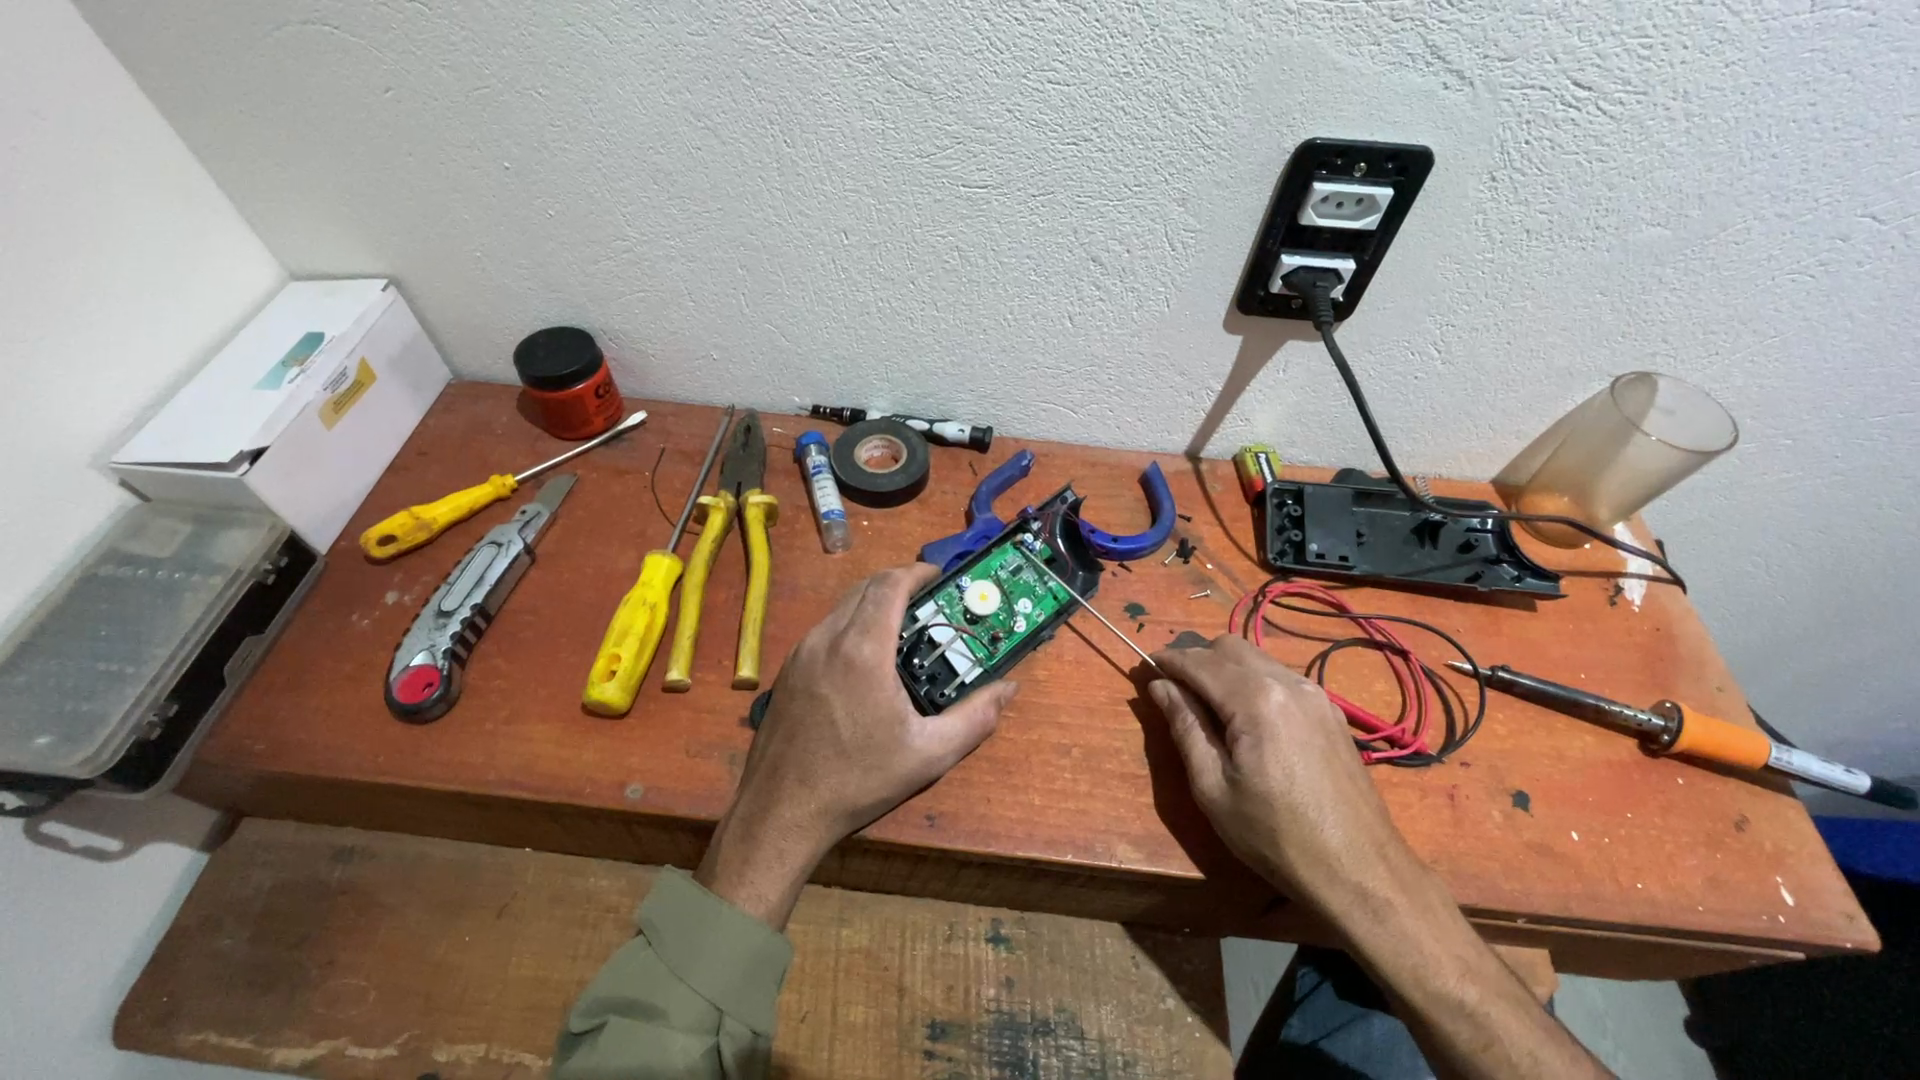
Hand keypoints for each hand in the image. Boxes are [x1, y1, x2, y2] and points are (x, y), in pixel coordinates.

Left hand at [697, 563, 1018, 926]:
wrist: (782, 810)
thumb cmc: (858, 780)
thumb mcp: (928, 755)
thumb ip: (975, 718)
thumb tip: (1007, 689)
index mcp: (862, 650)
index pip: (889, 585)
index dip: (917, 572)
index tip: (941, 578)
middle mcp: (826, 639)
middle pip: (865, 588)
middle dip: (900, 585)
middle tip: (930, 603)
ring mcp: (801, 653)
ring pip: (842, 607)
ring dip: (874, 605)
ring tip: (904, 630)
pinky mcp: (787, 671)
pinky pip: (825, 630)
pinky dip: (852, 626)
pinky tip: (868, 662)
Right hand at [1148, 635, 1416, 909]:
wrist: (1358, 870)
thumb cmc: (1273, 835)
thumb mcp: (1212, 787)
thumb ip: (1185, 727)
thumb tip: (1160, 687)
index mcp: (1256, 699)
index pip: (1200, 662)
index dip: (1169, 660)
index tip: (1145, 666)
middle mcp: (1289, 683)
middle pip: (1231, 647)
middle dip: (1197, 658)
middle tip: (1172, 687)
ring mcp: (1316, 695)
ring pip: (1258, 659)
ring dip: (1225, 668)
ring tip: (1204, 703)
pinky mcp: (1331, 713)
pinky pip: (1281, 678)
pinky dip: (1253, 681)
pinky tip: (1245, 717)